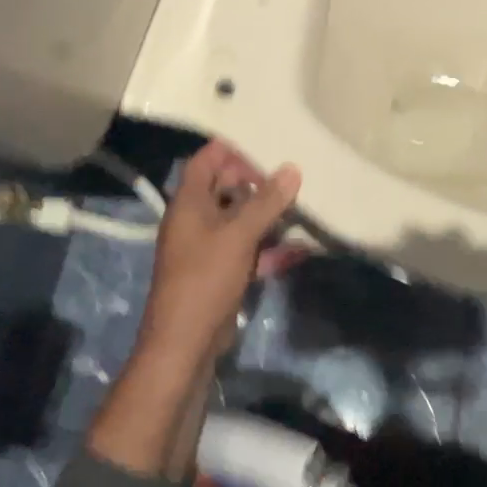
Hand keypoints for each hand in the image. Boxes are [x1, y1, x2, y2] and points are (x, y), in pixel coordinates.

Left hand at [137, 142, 301, 363]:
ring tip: (301, 205)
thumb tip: (293, 168)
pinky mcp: (219, 273)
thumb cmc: (205, 278)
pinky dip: (268, 248)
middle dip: (256, 182)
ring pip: (238, 220)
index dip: (231, 149)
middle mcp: (195, 220)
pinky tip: (299, 247)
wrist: (184, 344)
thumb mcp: (239, 235)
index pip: (206, 160)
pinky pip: (246, 250)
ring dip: (266, 215)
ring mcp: (207, 248)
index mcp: (188, 202)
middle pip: (225, 188)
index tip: (265, 143)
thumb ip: (266, 202)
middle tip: (291, 175)